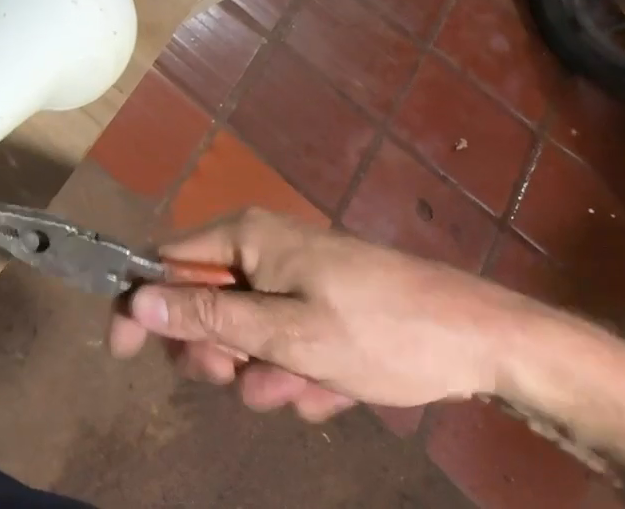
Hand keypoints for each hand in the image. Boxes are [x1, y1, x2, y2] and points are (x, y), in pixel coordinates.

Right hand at [108, 210, 540, 420]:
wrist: (496, 345)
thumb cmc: (384, 332)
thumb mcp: (288, 335)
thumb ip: (207, 318)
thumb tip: (136, 300)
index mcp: (242, 236)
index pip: (161, 263)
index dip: (141, 306)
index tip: (128, 354)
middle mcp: (259, 245)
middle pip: (199, 299)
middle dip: (214, 349)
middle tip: (236, 380)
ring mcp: (292, 272)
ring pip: (243, 327)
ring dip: (261, 368)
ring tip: (303, 389)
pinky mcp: (321, 299)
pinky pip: (283, 335)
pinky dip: (296, 367)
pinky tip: (332, 388)